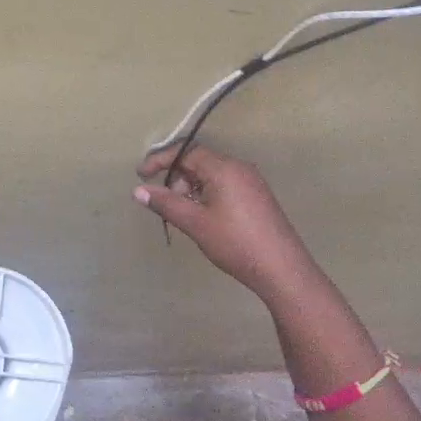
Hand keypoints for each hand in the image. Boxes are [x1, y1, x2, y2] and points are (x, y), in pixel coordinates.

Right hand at [135, 143, 319, 299]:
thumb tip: (138, 190)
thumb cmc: (235, 243)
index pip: (186, 152)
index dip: (161, 160)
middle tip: (169, 203)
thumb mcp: (195, 223)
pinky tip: (206, 218)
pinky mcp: (258, 196)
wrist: (282, 269)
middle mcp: (239, 167)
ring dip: (192, 188)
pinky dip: (208, 194)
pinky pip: (226, 184)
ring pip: (213, 175)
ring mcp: (252, 181)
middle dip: (177, 178)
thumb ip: (166, 203)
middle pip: (200, 162)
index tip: (141, 175)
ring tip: (187, 214)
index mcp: (224, 168)